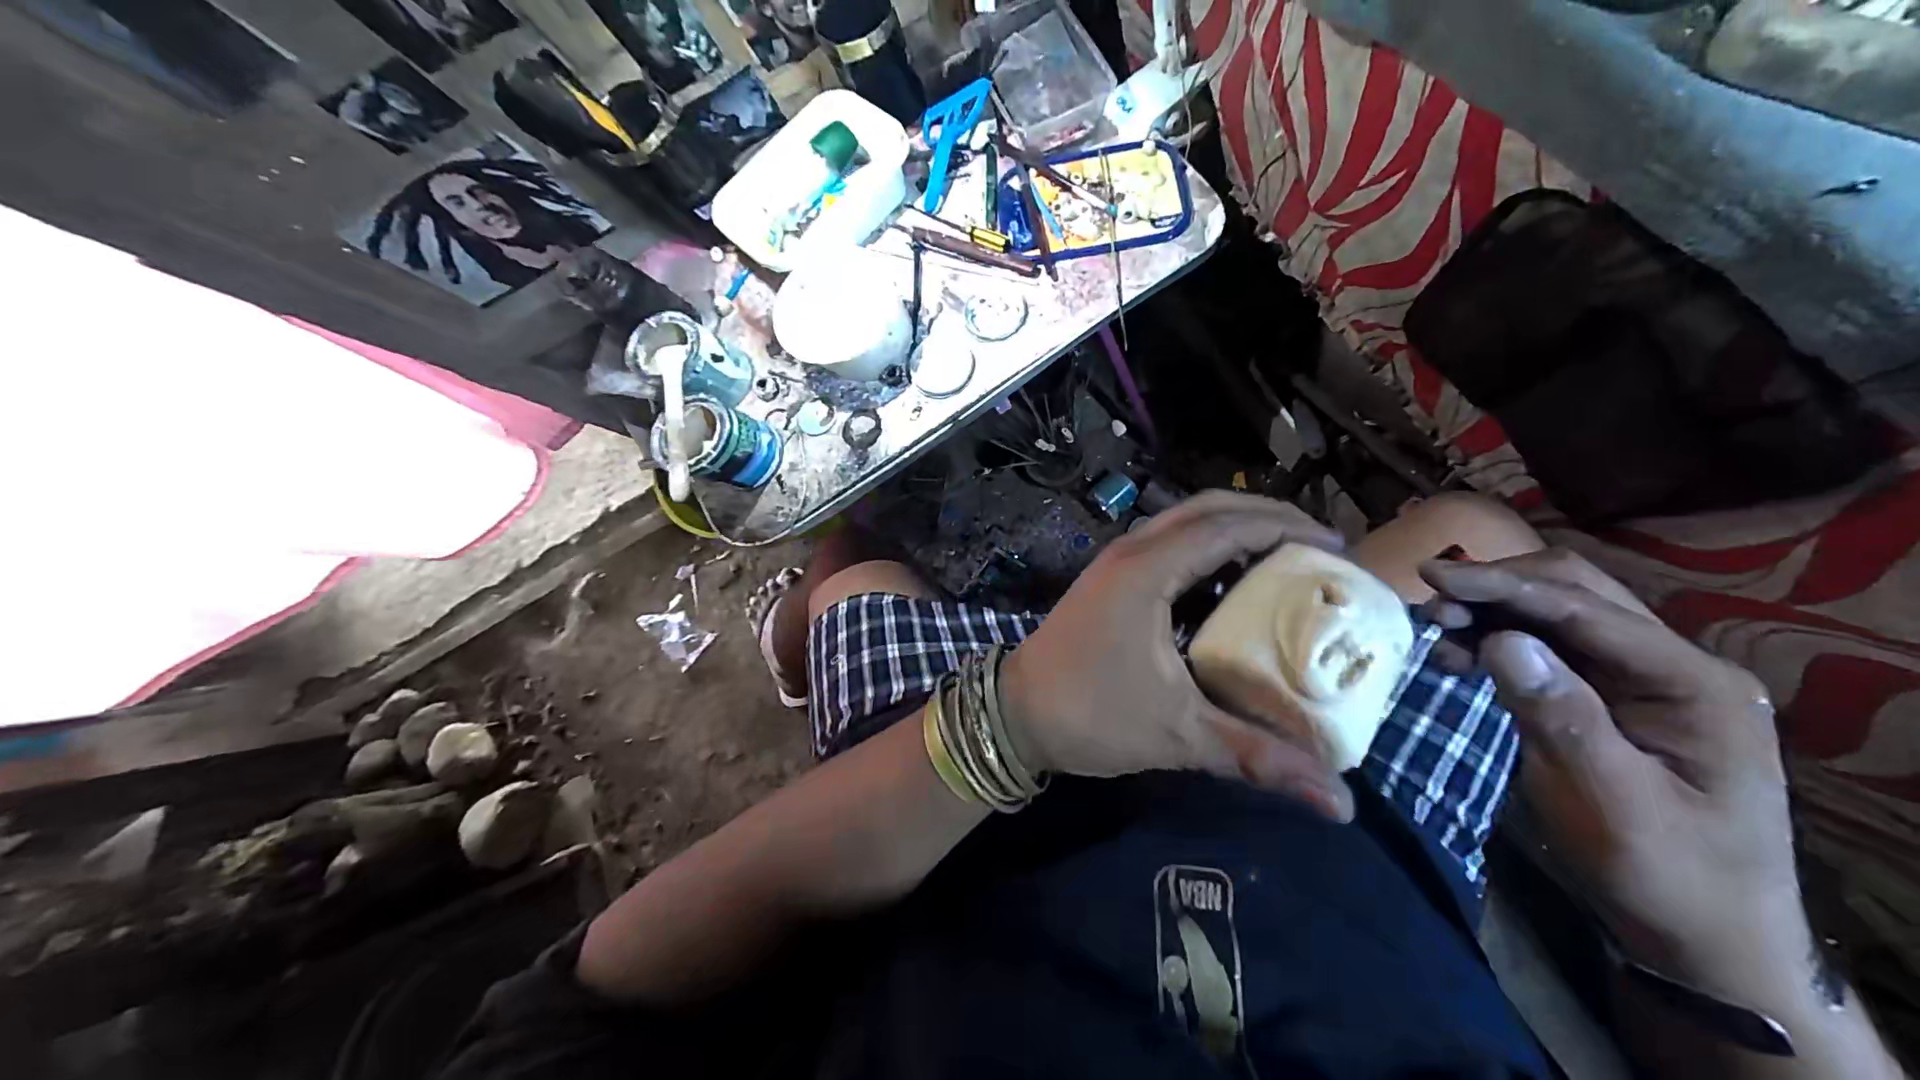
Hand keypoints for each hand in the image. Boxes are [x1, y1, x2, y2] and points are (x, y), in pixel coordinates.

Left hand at [998, 492, 1354, 820]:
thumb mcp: (1178, 735)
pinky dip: (1208, 548)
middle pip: (1208, 508)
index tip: (1338, 550)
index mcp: (1147, 571)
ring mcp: (1116, 561)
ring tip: (1287, 557)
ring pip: (1185, 521)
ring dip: (1235, 528)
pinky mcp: (1109, 578)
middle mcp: (1131, 551)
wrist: (1013, 715)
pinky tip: (1234, 582)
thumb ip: (1257, 757)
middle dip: (1267, 517)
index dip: (1287, 529)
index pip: (1228, 528)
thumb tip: (1339, 804)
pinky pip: (1169, 544)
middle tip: (1320, 547)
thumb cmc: (1089, 716)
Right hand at [1420, 552, 1808, 990]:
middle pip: (1574, 592)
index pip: (1583, 609)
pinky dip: (1496, 640)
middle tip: (1431, 605)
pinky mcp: (1609, 695)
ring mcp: (1642, 678)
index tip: (1430, 576)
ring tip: (1436, 629)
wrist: (1705, 937)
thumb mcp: (1610, 801)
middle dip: (1496, 589)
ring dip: (1491, 612)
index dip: (1502, 586)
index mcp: (1693, 683)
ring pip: (1555, 613)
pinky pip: (1546, 647)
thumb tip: (1500, 640)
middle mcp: (1672, 665)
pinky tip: (1459, 654)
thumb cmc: (1665, 874)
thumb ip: (1560, 716)